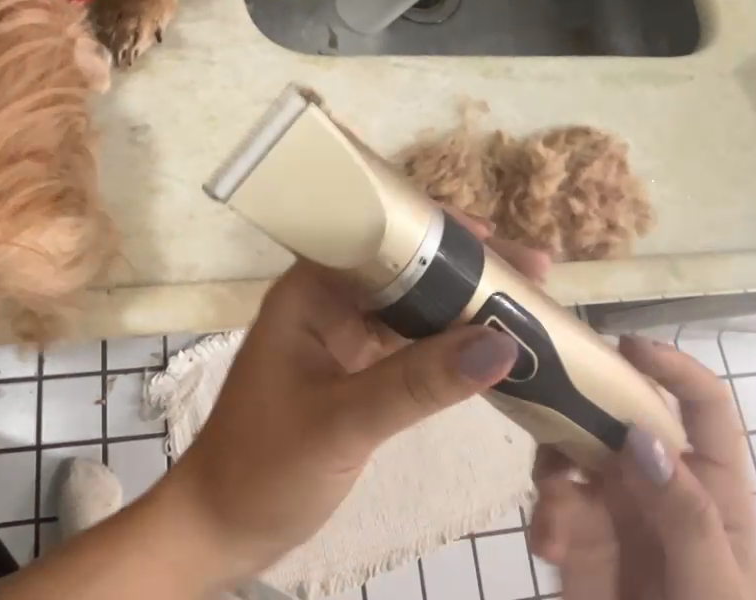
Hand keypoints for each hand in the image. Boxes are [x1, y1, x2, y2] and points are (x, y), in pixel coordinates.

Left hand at [157, 244, 540, 581]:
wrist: (220, 524)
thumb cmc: (264, 465)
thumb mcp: (343, 422)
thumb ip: (419, 383)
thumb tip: (503, 342)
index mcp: (310, 289)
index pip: (379, 236)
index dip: (439, 231)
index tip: (499, 242)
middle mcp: (327, 298)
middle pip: (404, 264)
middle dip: (466, 263)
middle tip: (535, 271)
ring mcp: (342, 333)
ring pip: (412, 301)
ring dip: (463, 299)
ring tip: (529, 297)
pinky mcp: (356, 367)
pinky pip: (410, 339)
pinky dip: (449, 339)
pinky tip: (492, 340)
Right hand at [527, 337, 755, 599]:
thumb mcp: (712, 588)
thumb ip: (684, 515)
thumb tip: (640, 435)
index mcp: (712, 488)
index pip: (703, 408)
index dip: (672, 368)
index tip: (625, 345)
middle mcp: (662, 483)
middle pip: (622, 413)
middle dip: (584, 407)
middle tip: (549, 404)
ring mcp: (617, 504)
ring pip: (576, 445)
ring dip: (555, 463)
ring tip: (552, 503)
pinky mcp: (578, 529)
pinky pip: (551, 496)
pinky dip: (544, 512)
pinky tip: (549, 545)